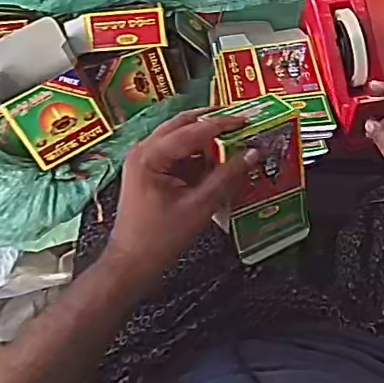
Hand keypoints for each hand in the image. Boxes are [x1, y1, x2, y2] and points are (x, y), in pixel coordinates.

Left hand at [103, 109, 253, 283]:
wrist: (132, 262)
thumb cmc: (159, 238)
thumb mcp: (199, 206)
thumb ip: (227, 176)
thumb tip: (251, 154)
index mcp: (150, 155)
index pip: (193, 130)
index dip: (223, 124)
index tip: (246, 120)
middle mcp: (143, 150)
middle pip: (183, 124)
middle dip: (212, 122)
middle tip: (239, 122)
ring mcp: (144, 159)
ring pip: (179, 137)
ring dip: (204, 138)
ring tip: (232, 141)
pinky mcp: (149, 170)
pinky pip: (176, 153)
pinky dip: (196, 154)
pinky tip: (216, 161)